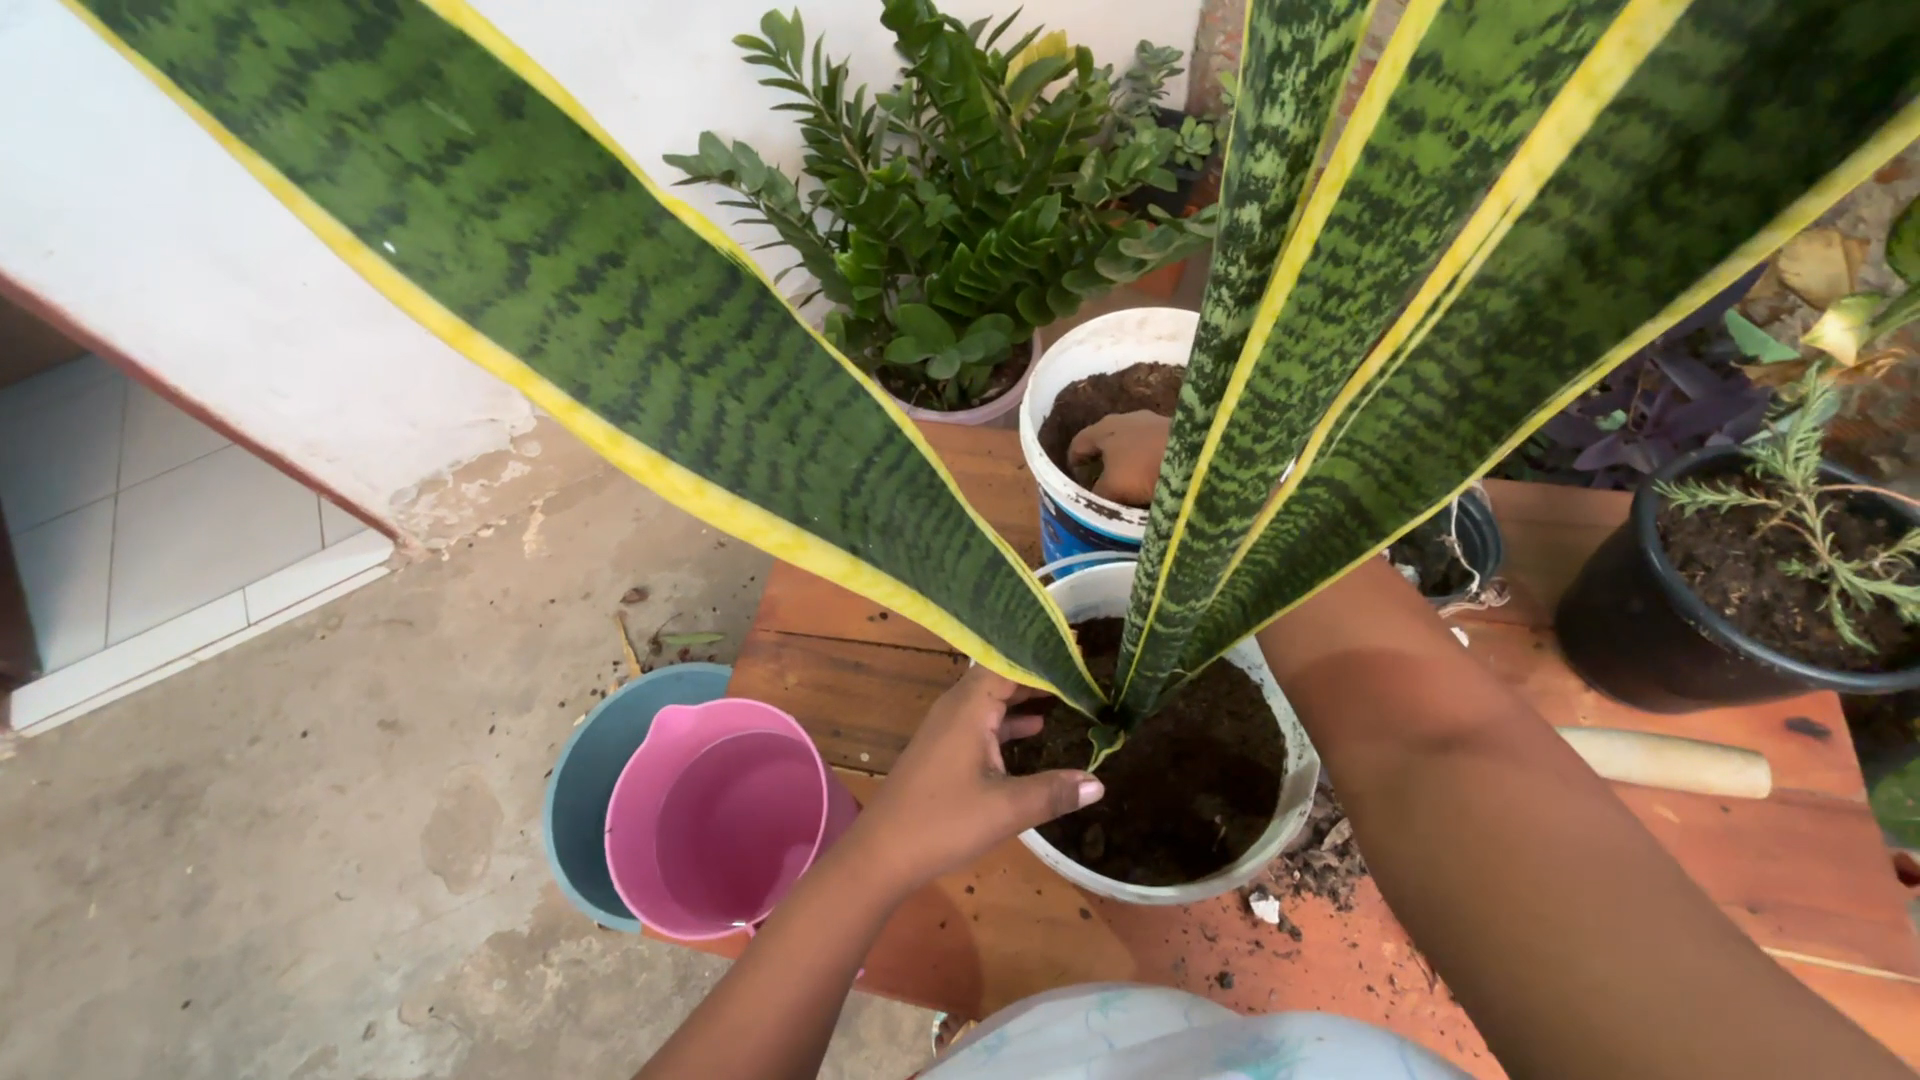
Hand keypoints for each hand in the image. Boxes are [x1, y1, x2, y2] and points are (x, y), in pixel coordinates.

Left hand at [841, 665, 1103, 895]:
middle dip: (1040, 672)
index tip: (1082, 652)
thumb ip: (1053, 792)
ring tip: (1069, 692)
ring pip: (992, 696)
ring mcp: (948, 726)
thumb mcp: (1006, 809)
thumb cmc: (943, 822)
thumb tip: (1099, 782)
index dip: (1046, 657)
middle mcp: (957, 706)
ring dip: (1026, 694)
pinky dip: (1010, 718)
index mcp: (970, 706)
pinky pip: (983, 718)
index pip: (1012, 663)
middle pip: (1003, 674)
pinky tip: (1036, 728)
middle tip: (1083, 668)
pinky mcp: (944, 746)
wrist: (882, 852)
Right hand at [1067, 410, 1171, 503]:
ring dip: (1128, 463)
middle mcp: (1126, 419)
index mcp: (1104, 428)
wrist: (1196, 456)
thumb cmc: (1143, 468)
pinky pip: (1153, 449)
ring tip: (1129, 486)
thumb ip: (1096, 494)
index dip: (1073, 464)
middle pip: (1106, 442)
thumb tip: (1092, 501)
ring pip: (1131, 445)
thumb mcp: (1112, 488)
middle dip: (1101, 463)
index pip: (1078, 443)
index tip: (1075, 483)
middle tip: (1100, 485)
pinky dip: (1148, 463)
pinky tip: (1153, 479)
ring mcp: (1153, 422)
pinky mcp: (1176, 431)